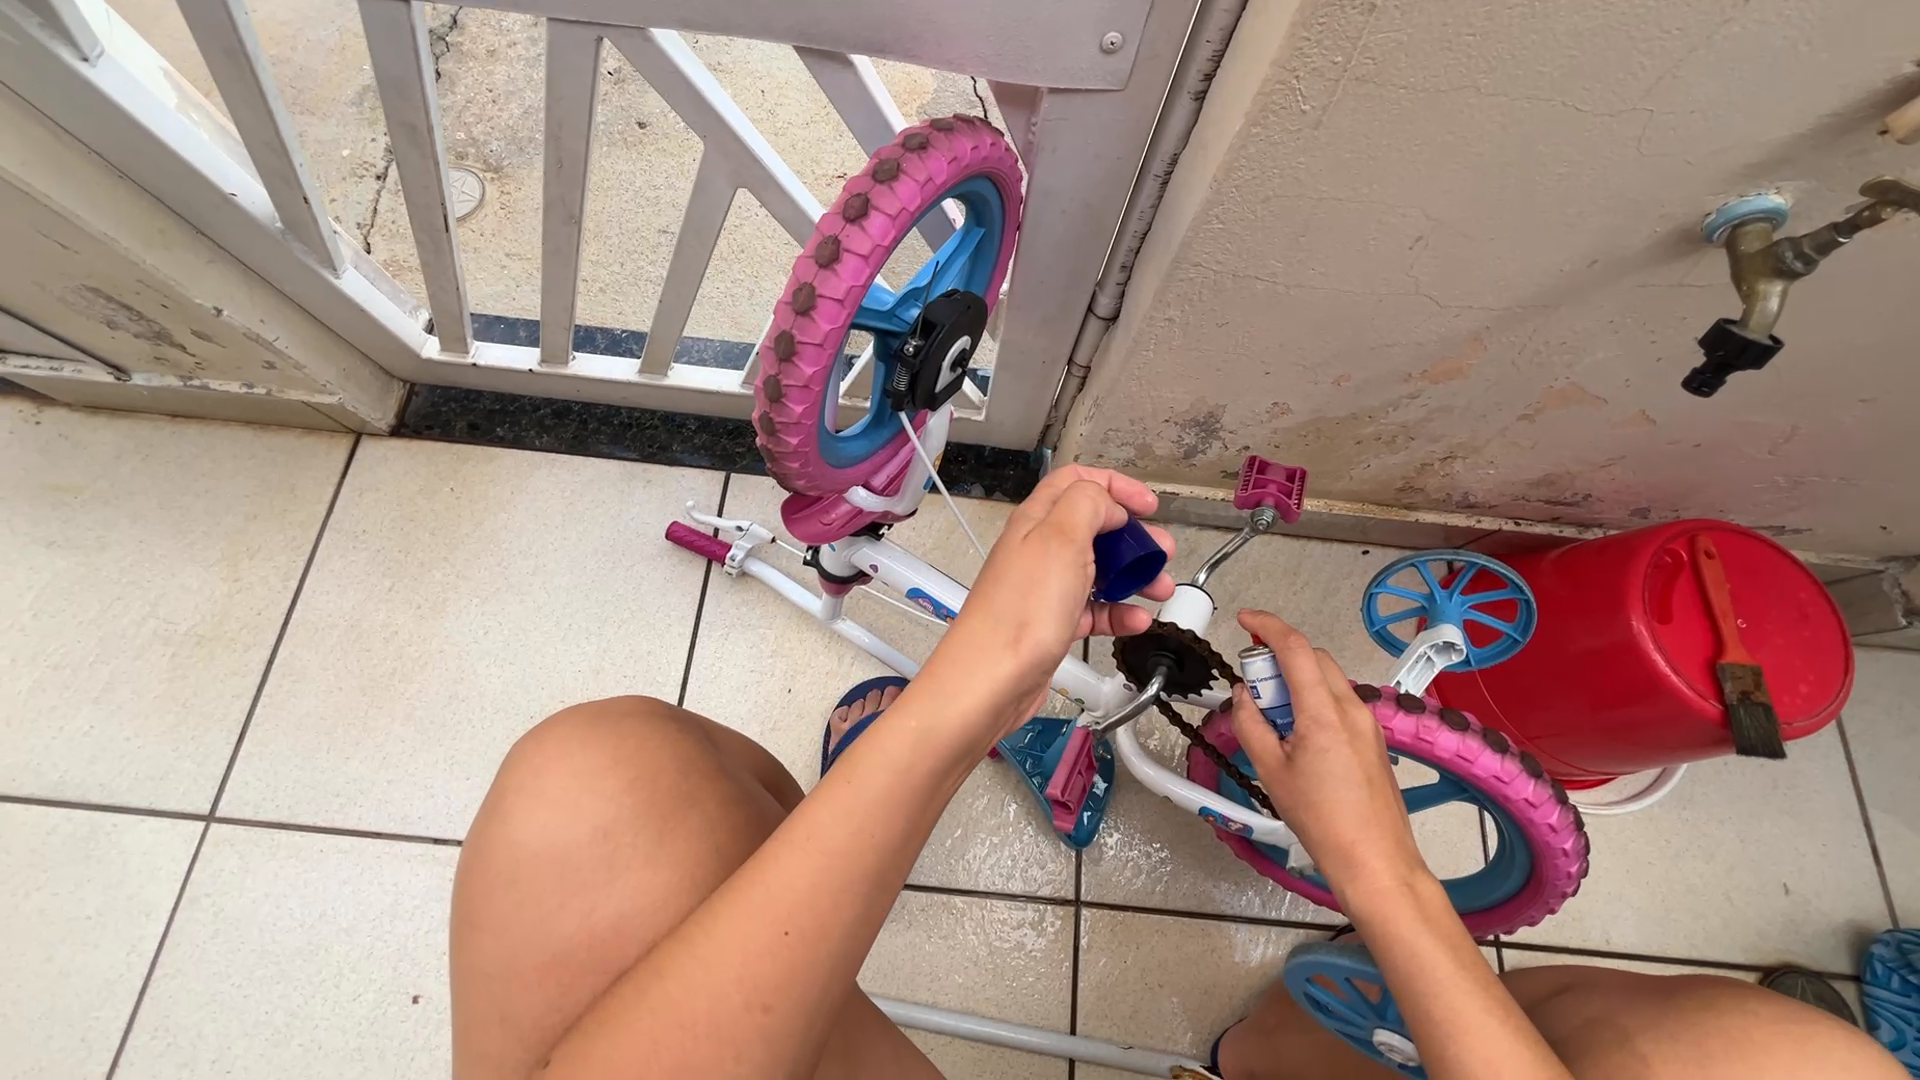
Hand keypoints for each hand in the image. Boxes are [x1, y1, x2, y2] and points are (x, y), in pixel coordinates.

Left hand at [925, 465, 1174, 738]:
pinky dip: (1118, 613)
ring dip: (1134, 576)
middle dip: (1133, 537)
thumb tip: (1109, 505)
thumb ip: (1088, 504)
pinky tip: (1138, 622)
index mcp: (1037, 519)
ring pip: (1098, 571)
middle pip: (1093, 528)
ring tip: (1163, 589)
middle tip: (1164, 553)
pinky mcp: (1052, 624)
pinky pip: (1093, 610)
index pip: (1076, 483)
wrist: (991, 679)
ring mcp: (1045, 588)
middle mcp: (1039, 549)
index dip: (1115, 486)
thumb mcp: (1061, 538)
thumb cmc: (1025, 607)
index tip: (1150, 506)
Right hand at [1227, 609, 1428, 898]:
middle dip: (1279, 656)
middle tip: (1252, 681)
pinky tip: (1296, 732)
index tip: (1245, 619)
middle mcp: (1352, 708)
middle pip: (1314, 658)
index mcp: (1323, 712)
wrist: (1375, 860)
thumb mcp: (1270, 770)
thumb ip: (1251, 724)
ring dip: (1296, 680)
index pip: (1295, 649)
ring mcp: (1368, 722)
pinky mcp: (1373, 738)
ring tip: (1272, 715)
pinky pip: (1339, 701)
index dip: (1267, 626)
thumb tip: (1245, 697)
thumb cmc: (1321, 819)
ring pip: (1328, 678)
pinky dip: (1313, 699)